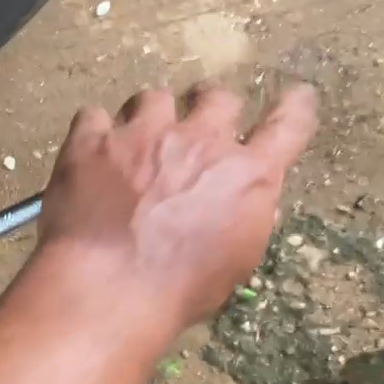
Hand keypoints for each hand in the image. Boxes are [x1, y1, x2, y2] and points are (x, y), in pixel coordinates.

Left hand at [35, 82, 317, 331]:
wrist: (107, 283)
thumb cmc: (178, 288)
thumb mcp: (234, 260)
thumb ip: (242, 216)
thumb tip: (238, 201)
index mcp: (247, 174)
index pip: (287, 126)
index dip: (295, 107)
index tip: (296, 95)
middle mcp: (198, 142)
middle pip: (216, 98)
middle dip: (209, 102)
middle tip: (196, 111)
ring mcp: (140, 136)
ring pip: (152, 98)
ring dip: (149, 112)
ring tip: (135, 131)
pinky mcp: (89, 143)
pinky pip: (92, 116)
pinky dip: (92, 128)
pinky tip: (88, 144)